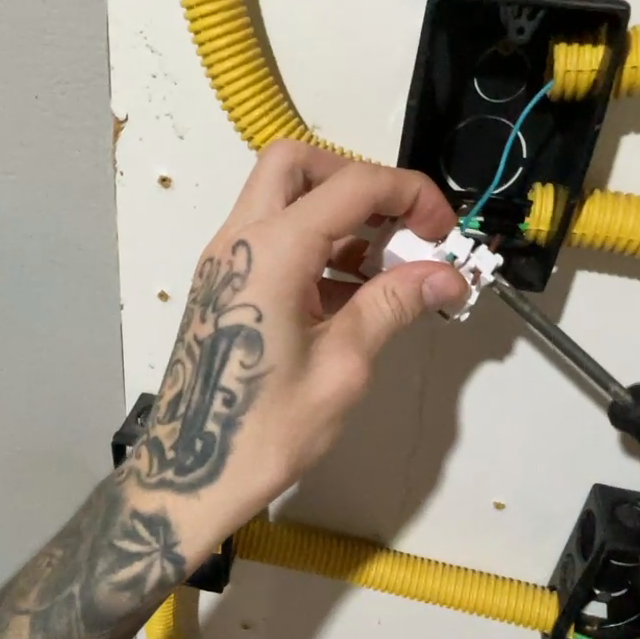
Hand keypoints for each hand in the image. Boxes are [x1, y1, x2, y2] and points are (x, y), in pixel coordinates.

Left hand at [124, 140, 466, 547]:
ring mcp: (223, 261)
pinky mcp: (222, 285)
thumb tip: (447, 275)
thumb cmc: (266, 429)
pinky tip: (350, 293)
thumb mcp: (342, 366)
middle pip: (296, 164)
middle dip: (356, 180)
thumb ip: (392, 305)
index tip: (443, 232)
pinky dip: (313, 244)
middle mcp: (238, 240)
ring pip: (279, 198)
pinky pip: (269, 238)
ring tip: (385, 267)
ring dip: (336, 214)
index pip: (351, 185)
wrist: (191, 474)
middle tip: (396, 227)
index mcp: (271, 251)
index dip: (409, 194)